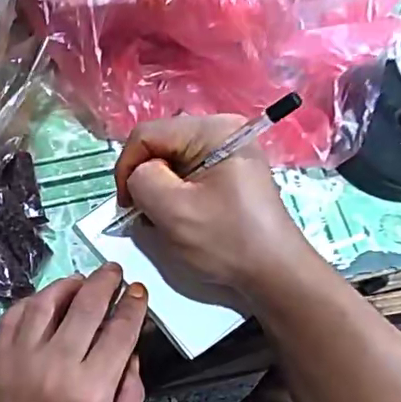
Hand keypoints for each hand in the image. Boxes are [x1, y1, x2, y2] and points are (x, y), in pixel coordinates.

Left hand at [0, 264, 146, 401]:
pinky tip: (46, 300)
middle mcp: (56, 368)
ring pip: (45, 304)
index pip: (119, 332)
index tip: (138, 292)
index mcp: (92, 391)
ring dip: (67, 285)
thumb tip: (131, 352)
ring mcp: (21, 361)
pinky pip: (13, 318)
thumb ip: (131, 392)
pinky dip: (31, 301)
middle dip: (104, 282)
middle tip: (114, 271)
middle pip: (85, 307)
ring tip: (82, 280)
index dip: (132, 306)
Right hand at [114, 115, 321, 301]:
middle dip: (145, 180)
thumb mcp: (173, 211)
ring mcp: (228, 152)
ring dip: (159, 192)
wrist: (273, 271)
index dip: (127, 168)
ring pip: (171, 163)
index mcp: (212, 130)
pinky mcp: (230, 174)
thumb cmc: (225, 241)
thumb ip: (143, 181)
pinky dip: (176, 197)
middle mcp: (223, 131)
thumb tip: (140, 176)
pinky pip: (188, 176)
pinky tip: (182, 219)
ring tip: (166, 221)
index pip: (146, 134)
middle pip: (160, 146)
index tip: (128, 206)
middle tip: (146, 215)